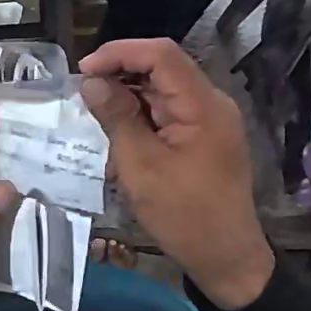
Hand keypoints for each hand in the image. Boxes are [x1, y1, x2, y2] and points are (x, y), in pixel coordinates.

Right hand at [80, 38, 273, 309]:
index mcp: (203, 105)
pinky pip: (170, 107)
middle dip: (120, 70)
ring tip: (94, 104)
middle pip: (163, 66)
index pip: (161, 54)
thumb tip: (91, 81)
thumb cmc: (183, 215)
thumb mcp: (140, 166)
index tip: (84, 70)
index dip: (119, 52)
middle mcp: (212, 102)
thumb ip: (117, 117)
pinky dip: (142, 109)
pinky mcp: (204, 133)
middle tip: (83, 89)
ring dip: (128, 90)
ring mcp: (210, 117)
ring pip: (164, 86)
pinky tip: (118, 122)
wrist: (226, 257)